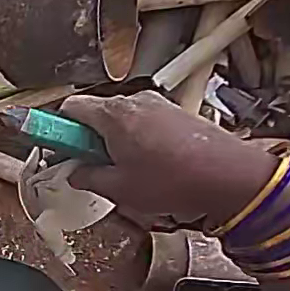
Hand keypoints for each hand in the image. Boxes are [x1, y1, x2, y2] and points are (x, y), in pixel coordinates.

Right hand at [59, 91, 279, 229]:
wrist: (233, 178)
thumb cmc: (174, 181)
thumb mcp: (118, 188)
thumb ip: (88, 177)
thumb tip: (76, 173)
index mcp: (113, 115)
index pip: (69, 108)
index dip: (57, 128)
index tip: (56, 147)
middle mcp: (134, 102)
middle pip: (94, 112)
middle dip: (85, 137)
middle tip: (89, 165)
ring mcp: (158, 105)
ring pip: (119, 118)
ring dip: (111, 140)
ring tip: (121, 169)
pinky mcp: (176, 114)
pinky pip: (142, 121)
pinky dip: (134, 138)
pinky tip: (145, 164)